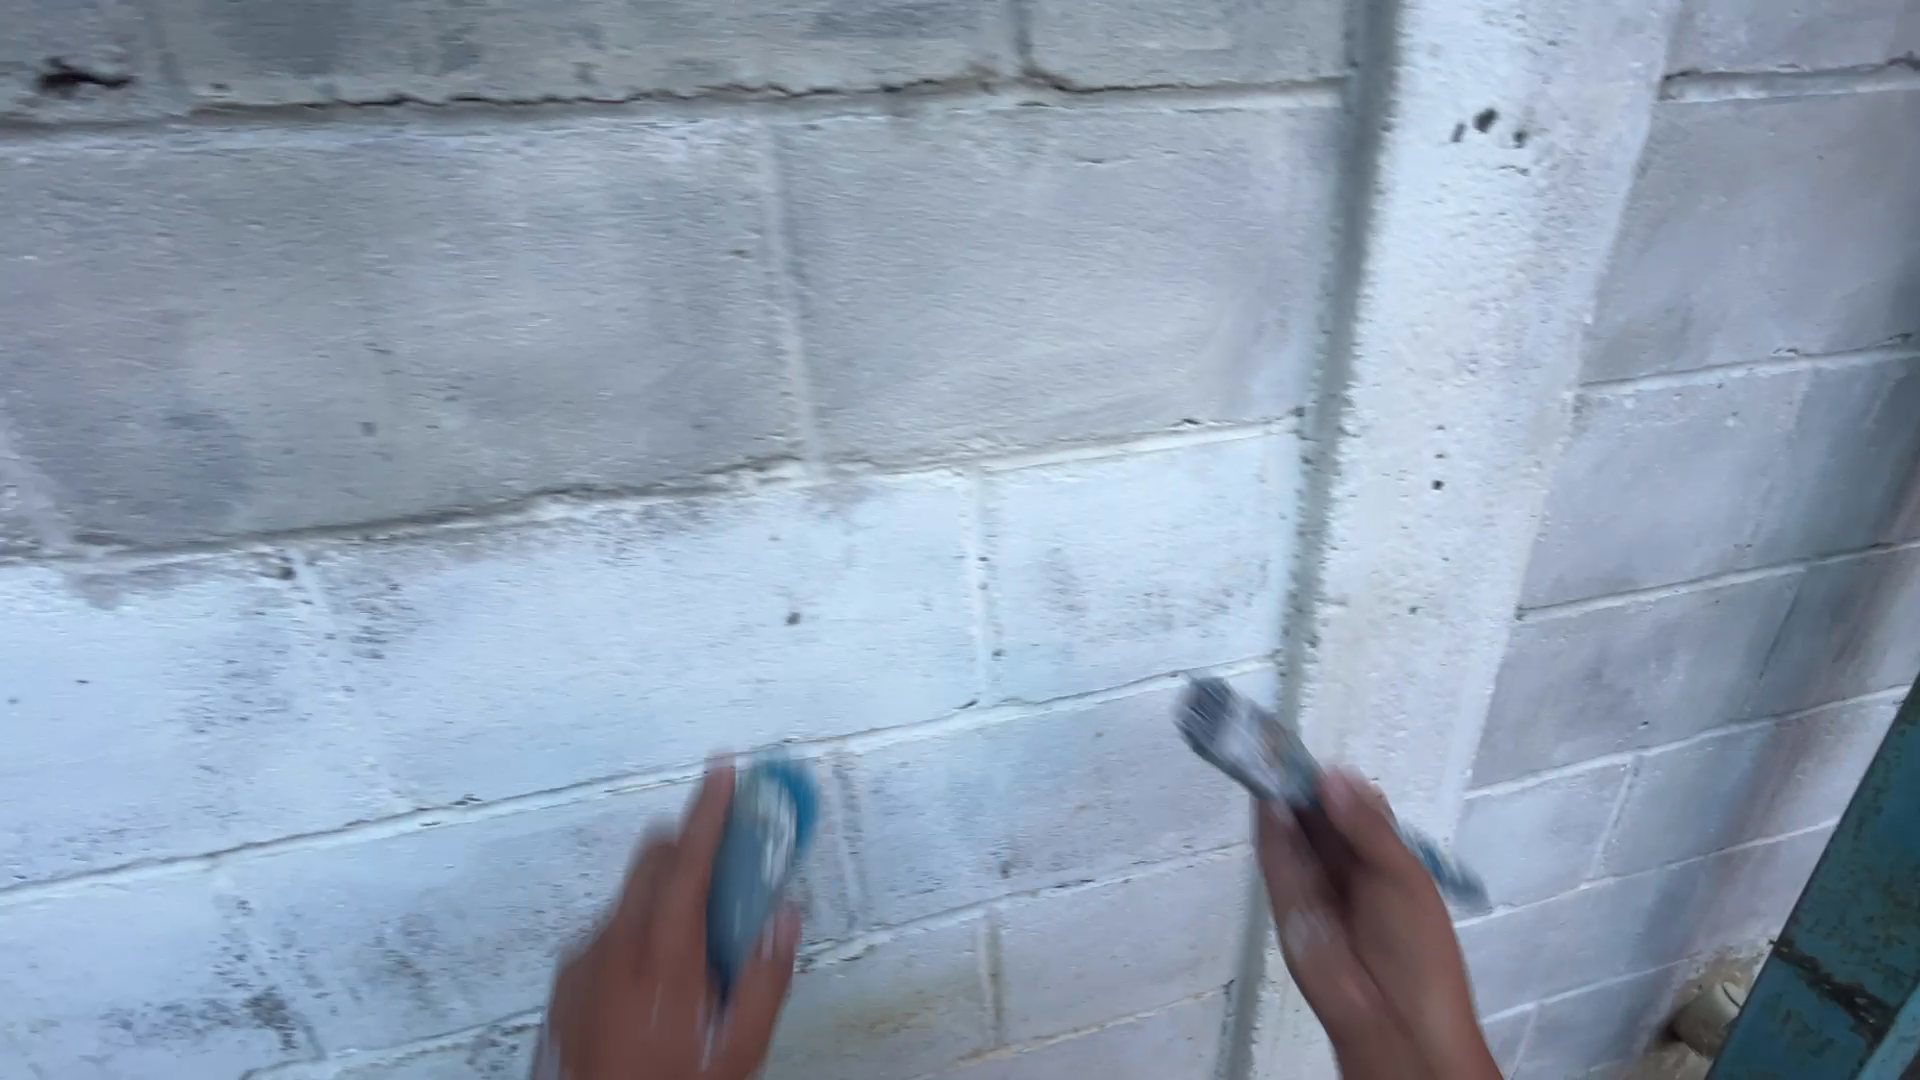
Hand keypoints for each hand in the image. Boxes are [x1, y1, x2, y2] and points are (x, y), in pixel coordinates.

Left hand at [542, 763, 801, 1079]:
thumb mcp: (737, 1050)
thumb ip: (766, 977)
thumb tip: (784, 917)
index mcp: (663, 955)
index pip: (689, 859)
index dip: (709, 807)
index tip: (722, 769)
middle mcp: (614, 946)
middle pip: (653, 859)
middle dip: (690, 847)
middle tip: (725, 870)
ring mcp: (581, 964)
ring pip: (631, 896)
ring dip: (664, 896)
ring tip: (692, 951)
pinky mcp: (563, 986)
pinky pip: (608, 931)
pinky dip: (636, 931)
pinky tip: (652, 983)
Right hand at [1257, 771, 1498, 1079]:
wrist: (1394, 1022)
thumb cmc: (1416, 950)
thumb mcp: (1402, 878)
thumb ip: (1365, 827)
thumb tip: (1331, 775)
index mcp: (1383, 859)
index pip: (1353, 809)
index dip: (1333, 782)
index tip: (1311, 754)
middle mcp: (1345, 865)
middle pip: (1316, 815)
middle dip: (1298, 784)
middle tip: (1275, 746)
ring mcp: (1313, 881)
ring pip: (1292, 831)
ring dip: (1278, 799)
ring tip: (1262, 761)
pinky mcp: (1285, 899)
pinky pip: (1274, 857)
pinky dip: (1266, 828)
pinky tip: (1262, 798)